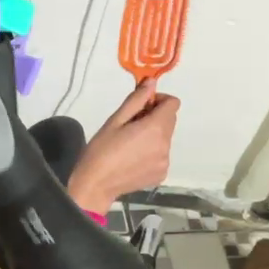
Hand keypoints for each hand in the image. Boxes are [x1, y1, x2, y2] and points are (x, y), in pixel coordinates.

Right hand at [65, 81, 180, 211]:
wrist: (95, 186)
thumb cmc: (99, 151)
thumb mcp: (114, 121)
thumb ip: (136, 100)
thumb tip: (152, 82)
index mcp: (155, 128)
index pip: (173, 103)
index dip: (159, 101)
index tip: (142, 107)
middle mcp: (166, 144)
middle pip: (170, 121)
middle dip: (155, 118)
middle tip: (132, 127)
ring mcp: (165, 161)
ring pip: (165, 139)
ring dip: (153, 136)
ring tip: (130, 147)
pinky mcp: (162, 174)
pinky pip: (161, 155)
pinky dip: (151, 153)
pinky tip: (133, 160)